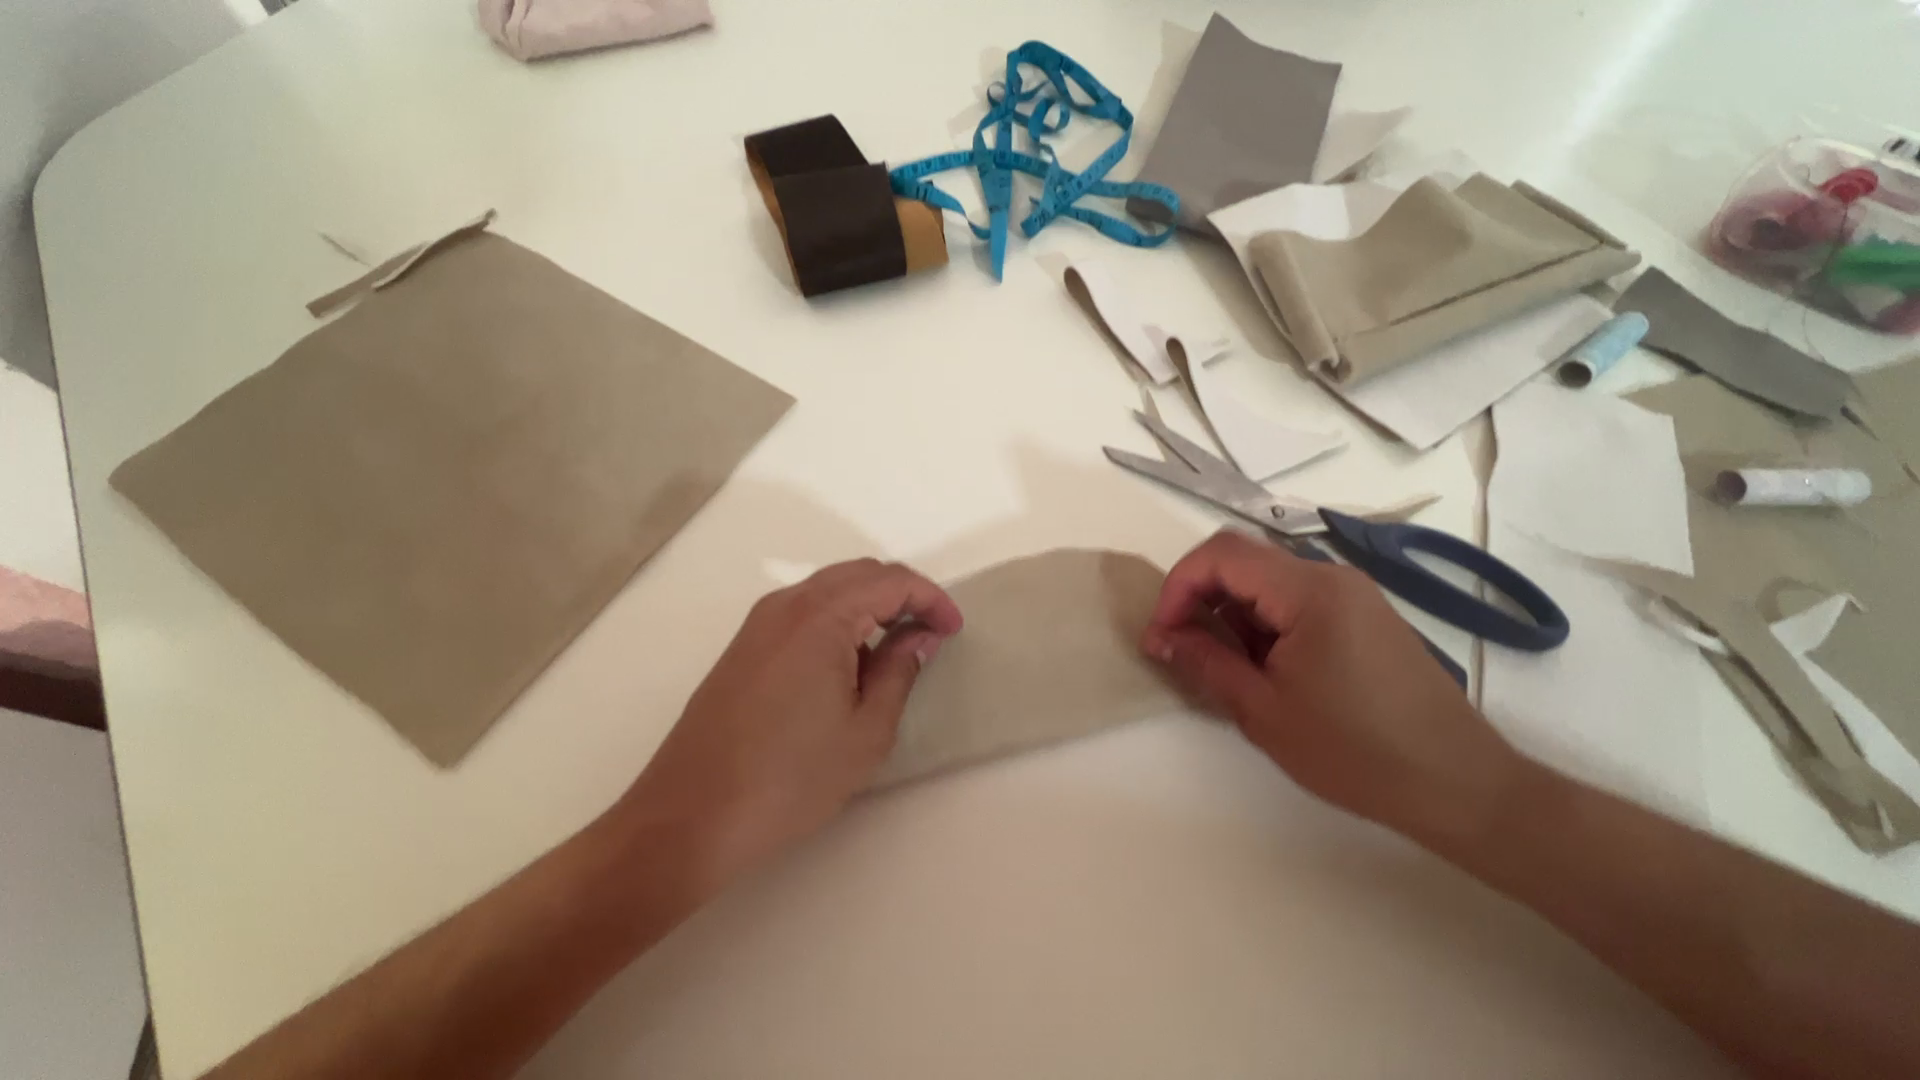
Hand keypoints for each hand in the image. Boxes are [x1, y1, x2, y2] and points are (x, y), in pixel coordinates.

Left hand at [617, 559, 962, 892]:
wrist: (691, 816)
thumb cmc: (790, 779)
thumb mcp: (865, 732)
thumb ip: (898, 673)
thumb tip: (917, 638)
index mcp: (821, 617)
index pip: (891, 581)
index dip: (931, 600)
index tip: (953, 631)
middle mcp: (786, 605)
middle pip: (858, 574)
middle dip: (902, 595)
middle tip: (930, 636)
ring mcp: (758, 625)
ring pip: (828, 590)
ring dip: (868, 606)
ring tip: (894, 651)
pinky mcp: (743, 648)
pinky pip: (803, 612)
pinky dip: (837, 620)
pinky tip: (848, 665)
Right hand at [1141, 530, 1522, 836]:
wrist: (1458, 784)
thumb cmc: (1354, 751)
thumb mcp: (1263, 711)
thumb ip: (1205, 663)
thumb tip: (1160, 638)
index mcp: (1310, 591)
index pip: (1222, 554)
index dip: (1178, 586)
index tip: (1162, 635)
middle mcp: (1333, 577)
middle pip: (1245, 561)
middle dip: (1200, 598)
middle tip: (1182, 651)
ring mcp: (1355, 596)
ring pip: (1269, 582)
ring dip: (1232, 614)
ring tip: (1223, 669)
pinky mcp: (1366, 618)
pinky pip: (1298, 602)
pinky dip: (1265, 624)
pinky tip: (1266, 671)